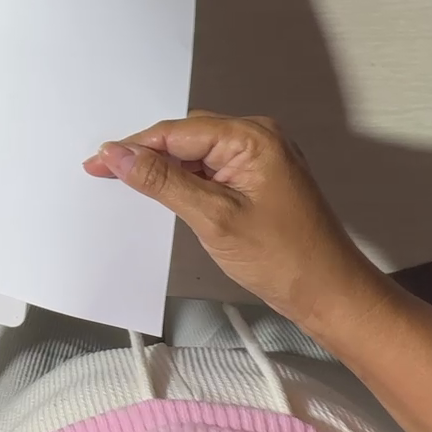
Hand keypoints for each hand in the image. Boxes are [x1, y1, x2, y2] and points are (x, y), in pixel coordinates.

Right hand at [83, 111, 390, 328]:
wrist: (334, 298)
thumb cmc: (283, 259)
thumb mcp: (212, 217)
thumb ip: (161, 180)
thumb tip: (115, 153)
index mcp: (250, 137)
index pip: (175, 133)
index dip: (133, 147)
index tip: (96, 164)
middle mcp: (256, 136)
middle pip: (183, 137)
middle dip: (146, 154)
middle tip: (106, 173)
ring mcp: (260, 156)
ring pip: (194, 152)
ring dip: (165, 168)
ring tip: (130, 183)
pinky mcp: (258, 176)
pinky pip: (210, 166)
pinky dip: (185, 179)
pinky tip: (166, 192)